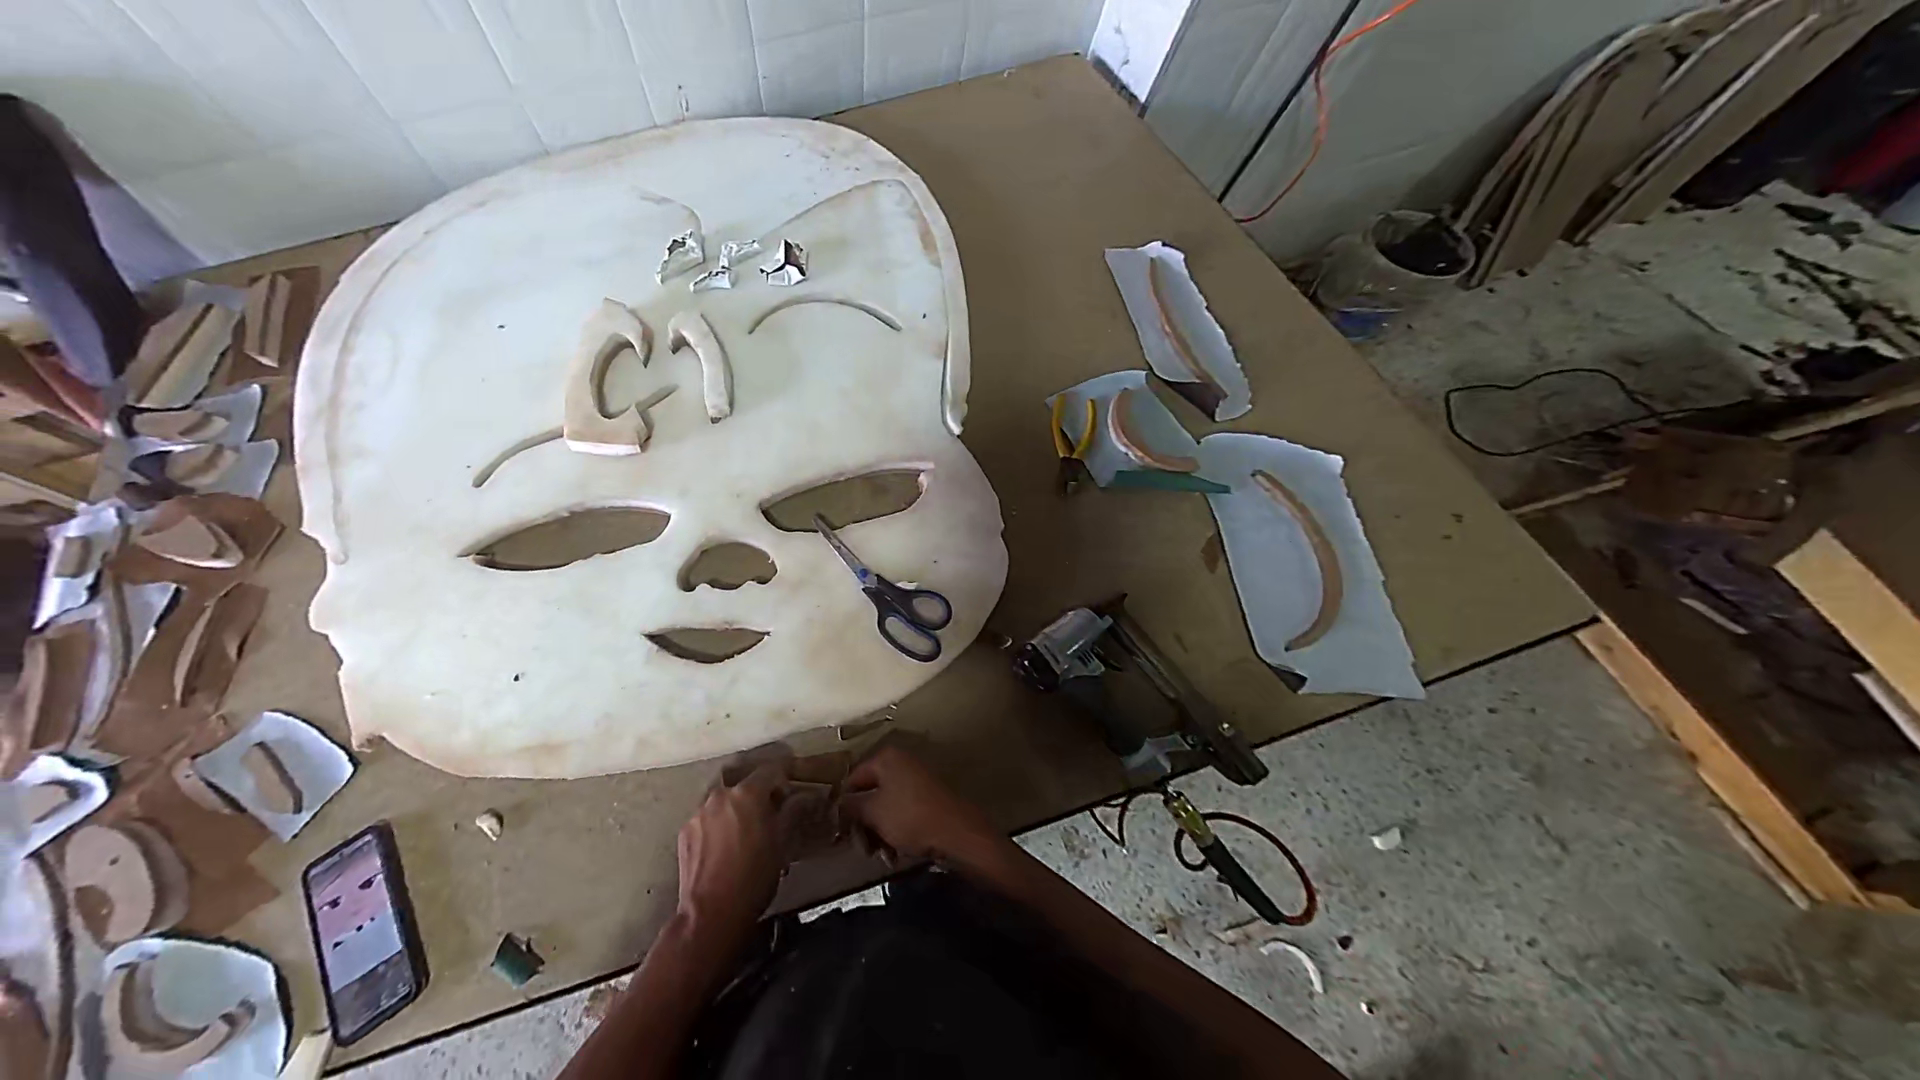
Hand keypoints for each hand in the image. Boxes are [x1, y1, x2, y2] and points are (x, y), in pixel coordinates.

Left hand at [675, 761, 789, 935]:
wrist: (711, 913)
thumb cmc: (755, 876)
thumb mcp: (783, 843)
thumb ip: (793, 811)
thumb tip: (806, 796)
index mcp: (748, 793)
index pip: (771, 770)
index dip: (784, 778)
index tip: (792, 792)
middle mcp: (720, 795)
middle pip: (745, 785)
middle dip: (759, 795)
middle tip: (772, 816)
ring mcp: (699, 813)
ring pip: (724, 802)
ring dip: (737, 810)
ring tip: (747, 834)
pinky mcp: (685, 832)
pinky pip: (708, 819)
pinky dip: (719, 825)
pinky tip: (726, 848)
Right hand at [842, 744, 1004, 866]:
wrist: (956, 832)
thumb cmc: (909, 816)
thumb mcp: (872, 812)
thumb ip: (851, 805)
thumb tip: (839, 803)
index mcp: (886, 758)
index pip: (852, 779)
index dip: (844, 806)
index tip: (841, 831)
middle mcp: (901, 763)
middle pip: (869, 794)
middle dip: (864, 825)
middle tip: (864, 849)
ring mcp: (916, 780)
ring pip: (885, 808)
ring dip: (879, 833)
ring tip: (882, 855)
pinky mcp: (927, 799)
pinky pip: (902, 813)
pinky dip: (896, 832)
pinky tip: (896, 854)